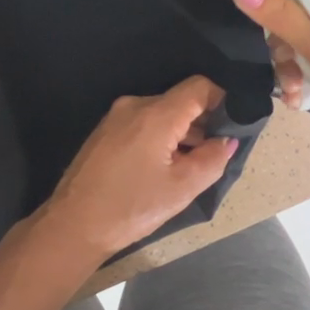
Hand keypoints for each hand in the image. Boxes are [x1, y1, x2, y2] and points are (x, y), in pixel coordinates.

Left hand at [31, 76, 238, 264]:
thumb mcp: (181, 188)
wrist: (74, 223)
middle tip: (219, 150)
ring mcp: (116, 117)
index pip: (199, 86)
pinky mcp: (106, 131)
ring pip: (161, 113)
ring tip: (196, 163)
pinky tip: (167, 165)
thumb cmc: (132, 206)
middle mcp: (134, 105)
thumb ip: (212, 159)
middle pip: (179, 100)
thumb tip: (227, 140)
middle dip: (203, 121)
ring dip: (182, 133)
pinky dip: (161, 137)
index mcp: (155, 113)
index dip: (223, 99)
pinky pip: (143, 123)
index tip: (235, 123)